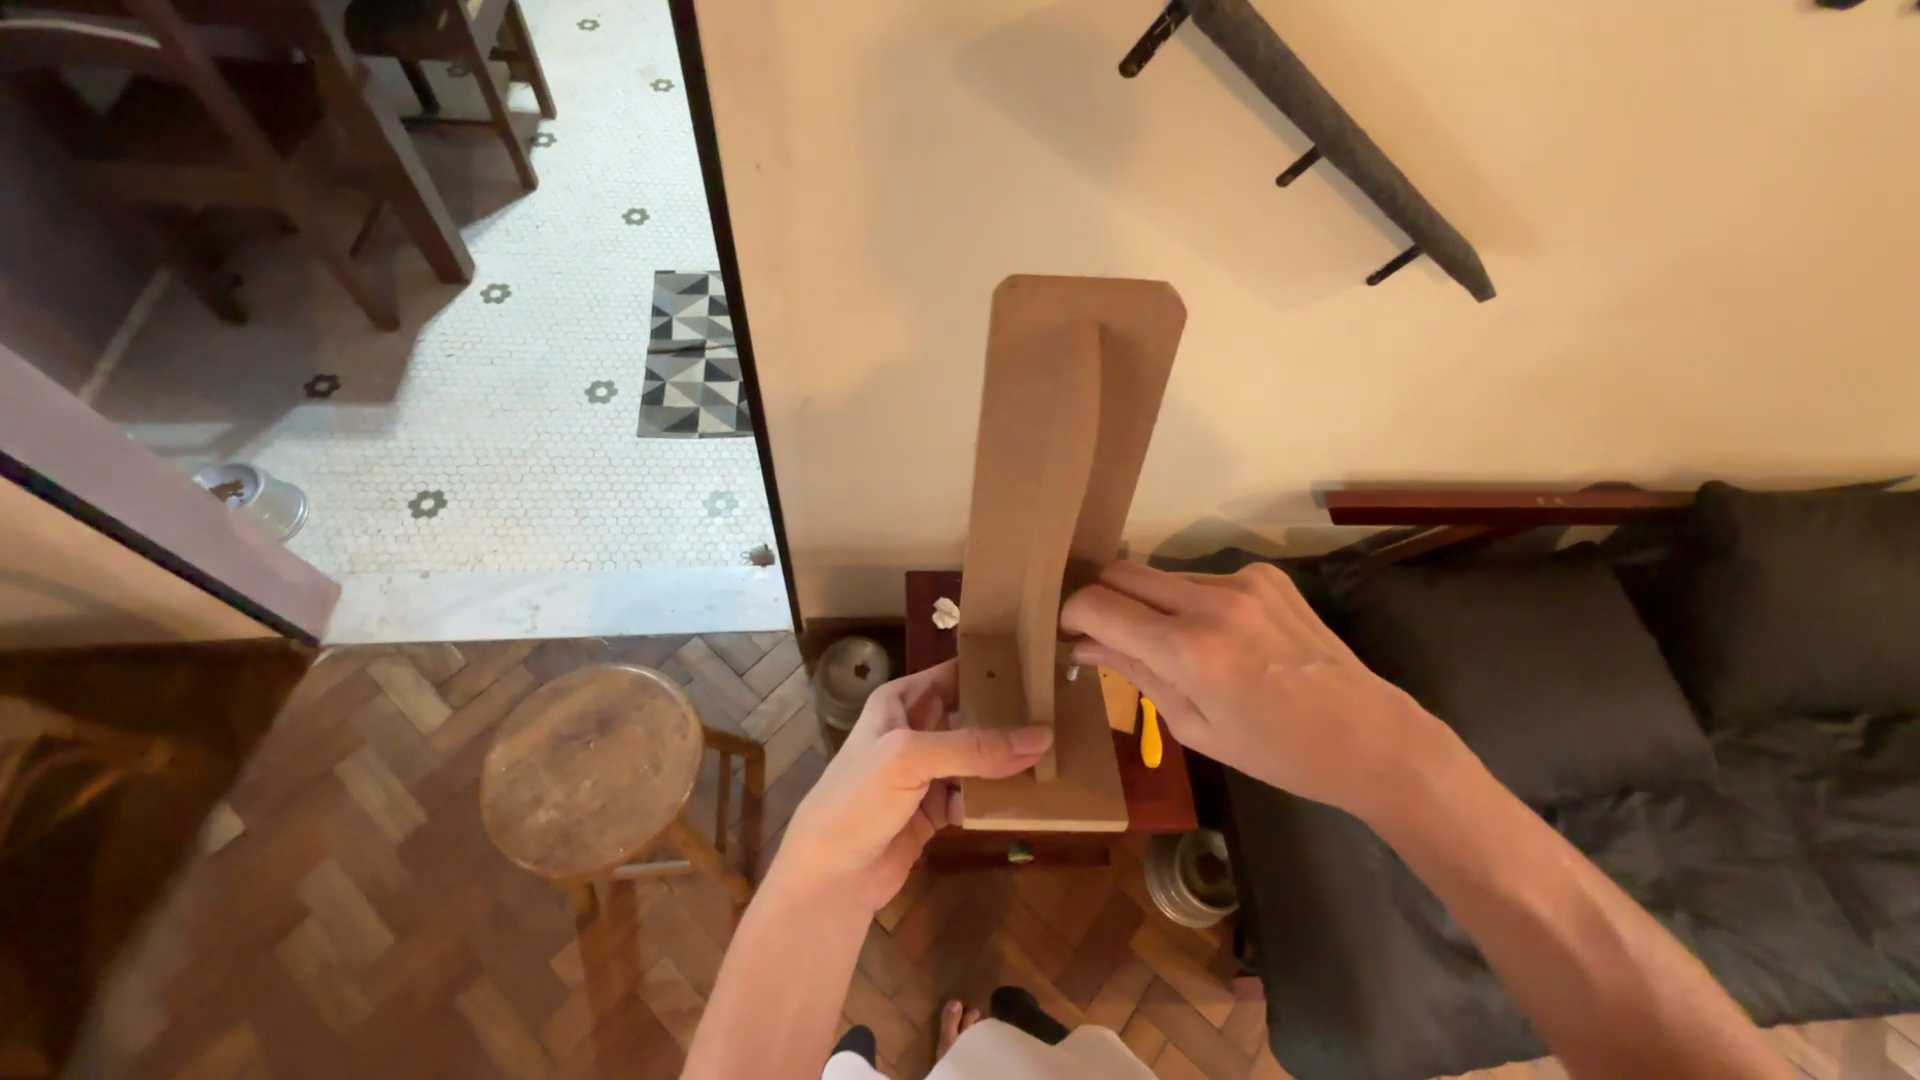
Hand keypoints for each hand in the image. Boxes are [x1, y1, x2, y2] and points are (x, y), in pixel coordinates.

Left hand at [774, 660, 1051, 911]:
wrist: (829, 874)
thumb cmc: (858, 798)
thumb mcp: (910, 757)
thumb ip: (973, 747)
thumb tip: (1041, 738)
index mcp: (900, 701)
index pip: (955, 674)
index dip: (992, 670)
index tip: (1040, 670)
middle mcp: (914, 729)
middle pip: (971, 716)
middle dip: (1008, 719)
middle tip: (1059, 716)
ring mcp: (924, 772)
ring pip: (976, 758)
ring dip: (1006, 762)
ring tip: (1054, 757)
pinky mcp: (933, 809)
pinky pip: (974, 795)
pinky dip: (995, 799)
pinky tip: (1024, 799)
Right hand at [1059, 561, 1462, 819]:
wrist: (1370, 736)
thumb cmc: (1275, 752)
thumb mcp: (1192, 725)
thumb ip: (1134, 673)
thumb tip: (1084, 646)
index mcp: (1187, 651)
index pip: (1098, 605)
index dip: (1071, 614)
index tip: (1068, 633)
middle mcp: (1210, 603)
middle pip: (1122, 572)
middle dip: (1101, 598)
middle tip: (1101, 632)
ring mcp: (1243, 582)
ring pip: (1162, 576)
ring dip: (1149, 603)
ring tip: (1170, 645)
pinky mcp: (1267, 576)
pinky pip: (1203, 580)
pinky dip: (1192, 603)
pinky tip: (1218, 637)